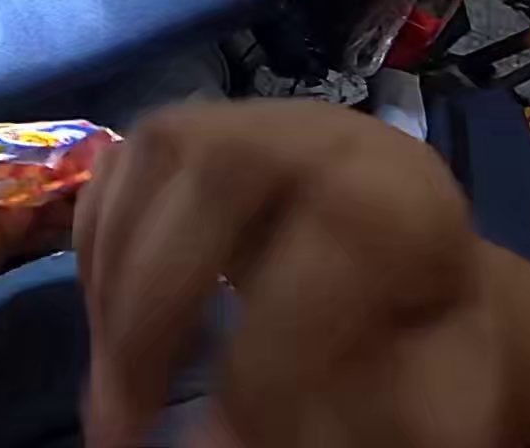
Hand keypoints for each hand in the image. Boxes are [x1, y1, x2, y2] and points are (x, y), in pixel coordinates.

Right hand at [74, 101, 529, 447]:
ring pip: (152, 156)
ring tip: (112, 383)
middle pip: (218, 165)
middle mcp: (314, 125)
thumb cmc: (420, 328)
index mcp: (396, 183)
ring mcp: (243, 114)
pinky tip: (108, 311)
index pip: (331, 236)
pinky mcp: (189, 127)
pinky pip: (119, 164)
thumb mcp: (433, 393)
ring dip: (110, 279)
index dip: (271, 356)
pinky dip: (96, 239)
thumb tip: (206, 447)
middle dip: (155, 300)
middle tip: (120, 426)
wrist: (397, 245)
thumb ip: (357, 426)